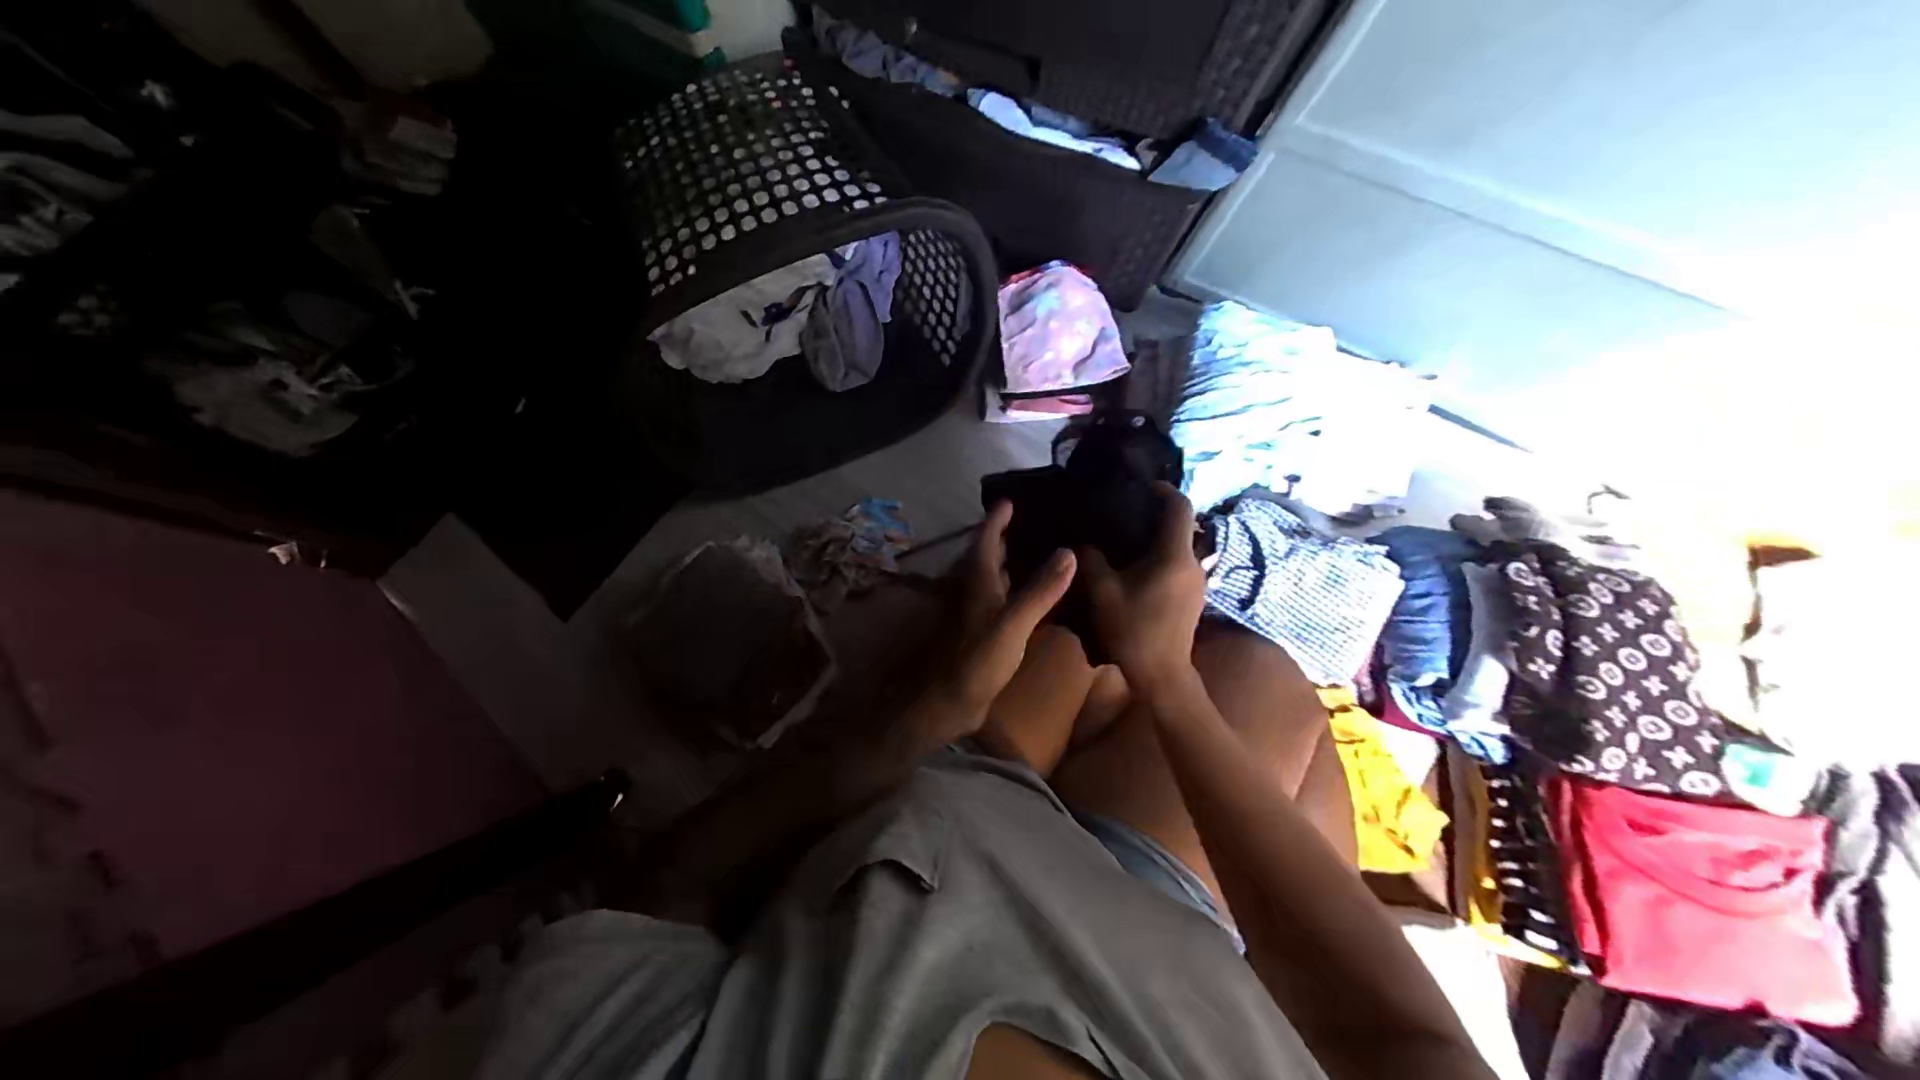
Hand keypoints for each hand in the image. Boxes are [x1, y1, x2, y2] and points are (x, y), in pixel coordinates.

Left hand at [912, 502, 1075, 743]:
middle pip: (992, 556)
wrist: (948, 702)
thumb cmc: (977, 659)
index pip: (986, 539)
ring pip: (999, 579)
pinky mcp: (986, 635)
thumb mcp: (1012, 623)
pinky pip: (1006, 602)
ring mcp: (979, 614)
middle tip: (1039, 523)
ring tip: (1046, 552)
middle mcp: (976, 592)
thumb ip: (1039, 590)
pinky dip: (1021, 592)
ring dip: (1016, 564)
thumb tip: (1068, 551)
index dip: (997, 519)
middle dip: (1010, 537)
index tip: (1011, 499)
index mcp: (979, 581)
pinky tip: (1041, 597)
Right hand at [1079, 483, 1206, 698]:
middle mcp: (1193, 564)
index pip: (1179, 508)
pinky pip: (1179, 564)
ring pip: (1180, 547)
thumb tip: (1084, 544)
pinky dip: (1161, 556)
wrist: (1161, 675)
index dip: (1163, 490)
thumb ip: (1092, 561)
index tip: (1143, 485)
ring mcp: (1197, 582)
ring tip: (1127, 538)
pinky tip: (1137, 568)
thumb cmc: (1133, 629)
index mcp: (1173, 556)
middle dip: (1157, 514)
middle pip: (1182, 526)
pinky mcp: (1194, 598)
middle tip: (1126, 511)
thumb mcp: (1102, 592)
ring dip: (1158, 538)